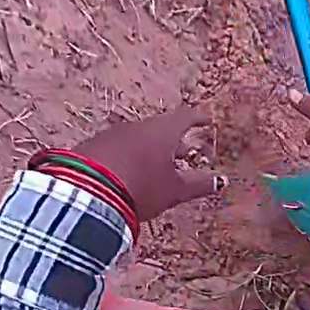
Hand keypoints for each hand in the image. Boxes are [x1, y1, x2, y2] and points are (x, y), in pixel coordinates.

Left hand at [71, 109, 223, 220]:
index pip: (186, 117)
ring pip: (139, 138)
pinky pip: (119, 148)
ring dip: (151, 150)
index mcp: (163, 131)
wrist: (88, 192)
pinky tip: (129, 173)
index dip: (198, 119)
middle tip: (186, 151)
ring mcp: (113, 134)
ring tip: (157, 167)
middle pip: (161, 128)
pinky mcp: (93, 146)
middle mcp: (138, 126)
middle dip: (174, 141)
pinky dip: (130, 157)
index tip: (207, 120)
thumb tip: (222, 182)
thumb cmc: (141, 188)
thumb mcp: (174, 190)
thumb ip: (198, 185)